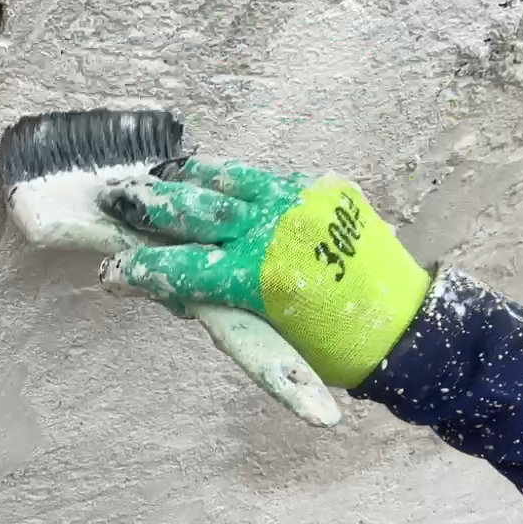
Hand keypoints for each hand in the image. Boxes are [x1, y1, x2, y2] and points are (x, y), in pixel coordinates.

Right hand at [97, 157, 430, 387]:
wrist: (409, 329)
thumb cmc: (330, 349)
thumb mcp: (260, 336)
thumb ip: (209, 302)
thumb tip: (162, 278)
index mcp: (258, 277)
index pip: (174, 266)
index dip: (135, 269)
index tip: (113, 271)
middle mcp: (276, 229)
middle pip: (191, 206)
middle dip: (145, 202)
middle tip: (115, 196)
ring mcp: (300, 201)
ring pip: (226, 178)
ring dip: (186, 177)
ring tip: (159, 174)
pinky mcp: (322, 188)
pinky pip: (263, 178)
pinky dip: (231, 181)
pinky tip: (212, 181)